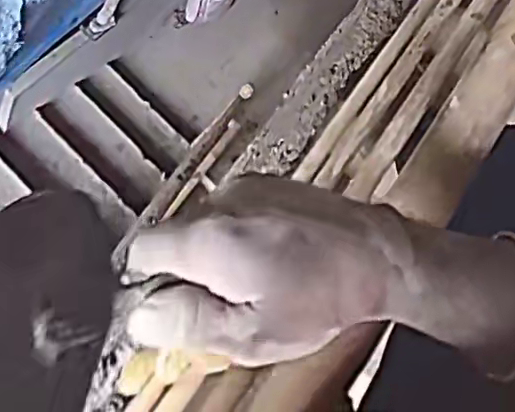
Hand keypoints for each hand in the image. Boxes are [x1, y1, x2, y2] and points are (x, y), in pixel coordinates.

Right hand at [124, 176, 419, 365]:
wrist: (373, 251)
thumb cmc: (319, 294)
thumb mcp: (249, 333)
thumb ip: (187, 324)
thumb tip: (142, 318)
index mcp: (210, 238)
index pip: (141, 248)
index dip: (142, 282)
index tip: (158, 306)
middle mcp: (222, 201)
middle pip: (172, 236)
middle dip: (182, 271)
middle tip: (214, 306)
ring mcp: (245, 186)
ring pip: (202, 223)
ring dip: (210, 253)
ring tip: (249, 282)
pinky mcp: (265, 182)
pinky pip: (229, 209)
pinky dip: (234, 233)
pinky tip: (265, 258)